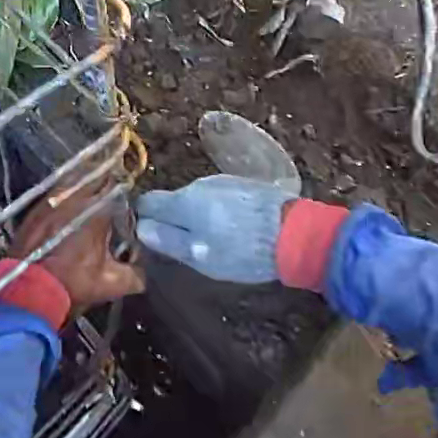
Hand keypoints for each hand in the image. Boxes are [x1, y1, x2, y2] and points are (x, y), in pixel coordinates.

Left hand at [9, 174, 144, 312]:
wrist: (27, 288)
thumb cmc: (72, 283)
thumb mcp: (111, 283)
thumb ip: (136, 275)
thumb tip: (145, 271)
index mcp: (98, 210)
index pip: (118, 187)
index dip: (124, 190)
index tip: (128, 199)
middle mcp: (76, 197)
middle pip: (96, 178)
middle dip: (106, 183)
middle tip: (113, 193)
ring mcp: (53, 199)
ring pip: (75, 180)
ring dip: (86, 183)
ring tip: (93, 193)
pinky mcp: (37, 206)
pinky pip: (57, 190)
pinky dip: (67, 191)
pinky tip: (71, 202)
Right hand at [133, 175, 298, 283]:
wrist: (297, 233)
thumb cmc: (242, 251)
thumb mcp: (200, 256)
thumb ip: (168, 241)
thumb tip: (140, 228)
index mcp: (183, 202)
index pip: (147, 202)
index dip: (143, 217)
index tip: (150, 235)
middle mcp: (198, 185)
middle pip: (174, 200)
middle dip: (174, 220)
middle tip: (187, 246)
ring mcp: (223, 181)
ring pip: (198, 198)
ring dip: (199, 216)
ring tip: (216, 241)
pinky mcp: (244, 184)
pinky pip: (219, 197)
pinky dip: (219, 212)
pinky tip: (235, 229)